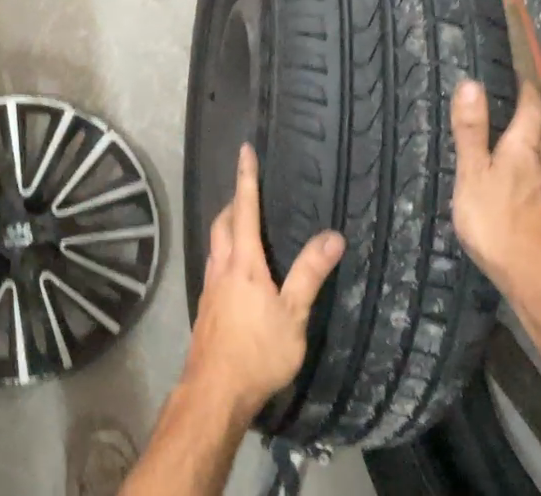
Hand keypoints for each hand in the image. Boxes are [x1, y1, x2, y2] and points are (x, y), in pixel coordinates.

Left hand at [183, 145, 344, 419]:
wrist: (216, 389)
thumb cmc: (257, 350)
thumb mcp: (293, 313)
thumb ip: (310, 273)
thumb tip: (333, 235)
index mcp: (243, 262)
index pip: (244, 208)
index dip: (246, 178)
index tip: (244, 150)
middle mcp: (222, 266)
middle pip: (222, 222)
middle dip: (233, 201)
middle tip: (247, 189)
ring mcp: (210, 286)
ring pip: (215, 243)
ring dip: (226, 225)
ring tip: (242, 223)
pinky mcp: (207, 306)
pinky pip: (215, 264)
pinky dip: (225, 251)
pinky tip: (237, 269)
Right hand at [450, 81, 540, 294]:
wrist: (532, 278)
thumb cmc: (495, 222)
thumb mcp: (472, 173)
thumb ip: (471, 131)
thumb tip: (471, 84)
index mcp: (522, 150)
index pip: (532, 108)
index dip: (527, 88)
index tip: (518, 73)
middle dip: (532, 113)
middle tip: (513, 103)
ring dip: (532, 141)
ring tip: (510, 138)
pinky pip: (540, 179)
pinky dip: (529, 168)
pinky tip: (516, 181)